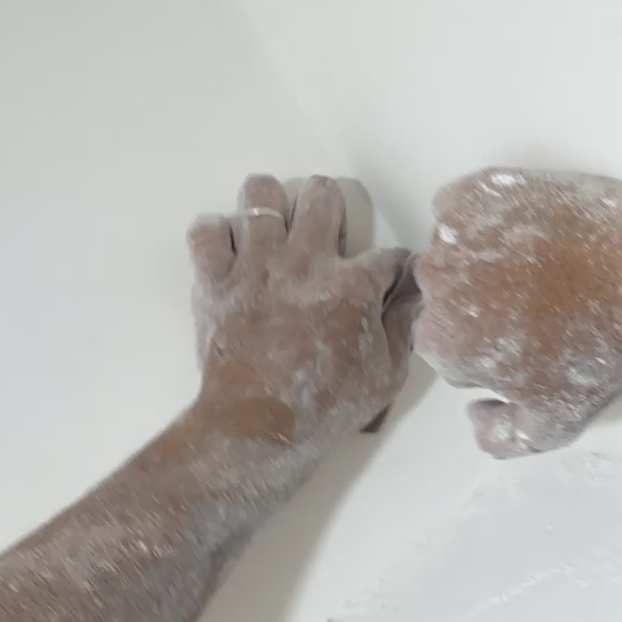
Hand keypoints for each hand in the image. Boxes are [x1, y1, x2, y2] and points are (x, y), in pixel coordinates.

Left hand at [188, 175, 419, 445]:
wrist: (261, 427)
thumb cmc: (330, 405)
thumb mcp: (387, 374)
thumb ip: (402, 328)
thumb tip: (413, 299)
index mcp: (355, 284)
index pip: (390, 256)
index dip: (397, 267)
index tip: (393, 278)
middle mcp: (306, 260)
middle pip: (324, 196)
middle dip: (334, 206)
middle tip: (331, 233)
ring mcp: (256, 264)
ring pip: (261, 194)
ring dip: (274, 206)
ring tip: (278, 229)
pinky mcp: (215, 279)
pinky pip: (208, 230)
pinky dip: (219, 235)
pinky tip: (233, 252)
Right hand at [413, 168, 621, 457]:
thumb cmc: (600, 351)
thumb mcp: (554, 423)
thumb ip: (501, 437)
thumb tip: (476, 418)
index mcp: (441, 344)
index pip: (452, 353)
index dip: (492, 354)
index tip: (530, 343)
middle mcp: (434, 286)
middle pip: (448, 303)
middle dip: (482, 309)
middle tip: (539, 306)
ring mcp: (452, 233)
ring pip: (455, 256)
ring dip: (483, 263)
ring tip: (542, 269)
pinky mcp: (476, 191)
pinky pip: (464, 210)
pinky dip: (487, 221)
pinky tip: (533, 236)